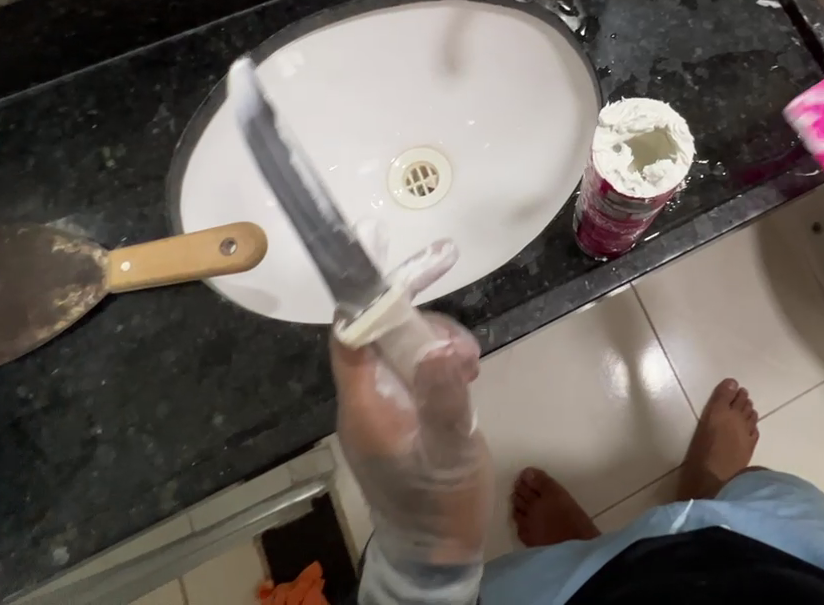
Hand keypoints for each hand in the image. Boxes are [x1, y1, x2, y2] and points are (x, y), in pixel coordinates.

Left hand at [331, 315, 491, 570]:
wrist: (438, 553)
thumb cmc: (440, 506)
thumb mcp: (449, 454)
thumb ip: (443, 400)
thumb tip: (439, 346)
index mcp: (364, 407)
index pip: (351, 338)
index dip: (372, 300)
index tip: (406, 271)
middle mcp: (367, 399)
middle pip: (383, 335)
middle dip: (424, 325)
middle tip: (467, 348)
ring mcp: (385, 405)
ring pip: (403, 346)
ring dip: (438, 342)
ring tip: (471, 365)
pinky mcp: (404, 410)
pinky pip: (415, 366)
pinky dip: (441, 360)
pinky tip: (466, 372)